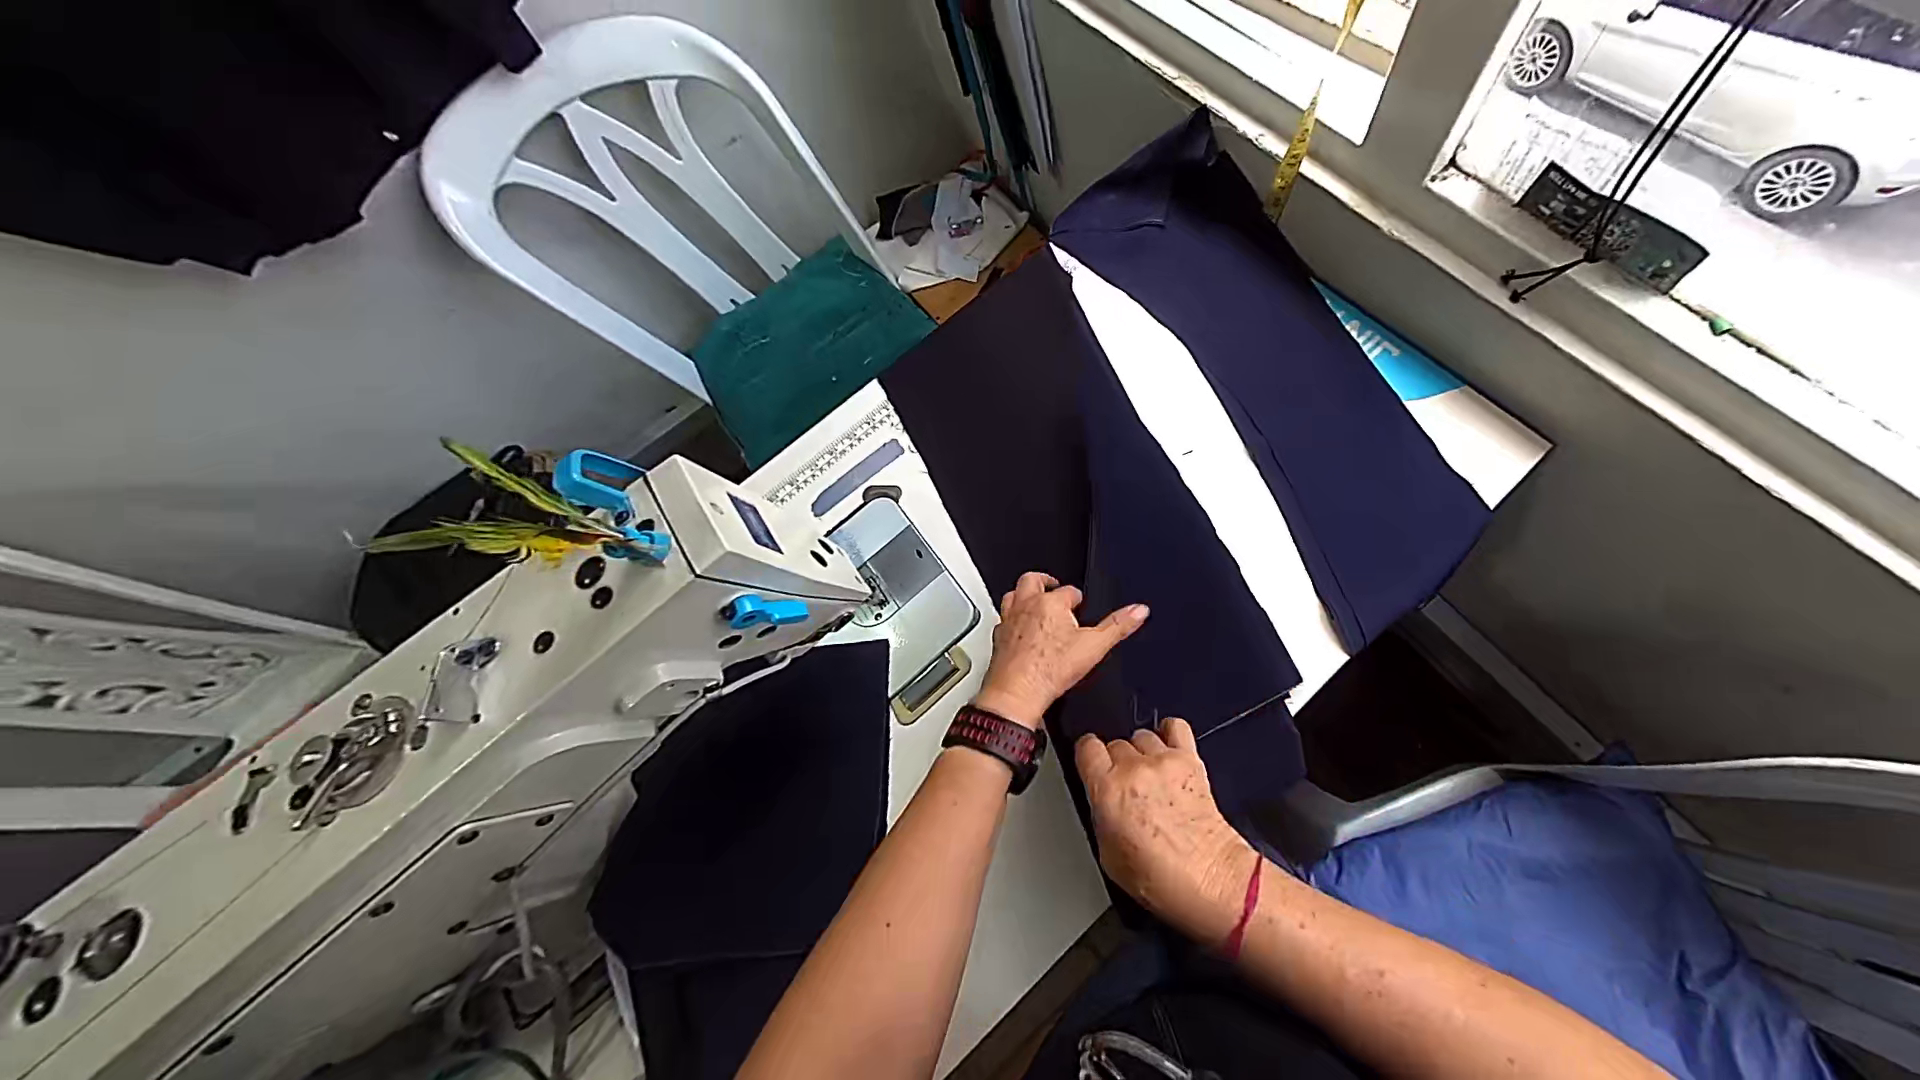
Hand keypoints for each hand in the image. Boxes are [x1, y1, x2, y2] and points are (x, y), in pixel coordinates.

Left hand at [972, 572, 1147, 729]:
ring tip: (1032, 599)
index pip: (1068, 590)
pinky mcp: (998, 637)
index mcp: (1051, 603)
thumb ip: (1118, 626)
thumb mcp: (1095, 647)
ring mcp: (1009, 621)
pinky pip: (1002, 620)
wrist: (1017, 691)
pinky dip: (1010, 620)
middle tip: (1052, 585)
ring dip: (1022, 595)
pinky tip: (1016, 627)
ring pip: (1012, 595)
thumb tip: (1138, 610)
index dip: (1076, 597)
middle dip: (1044, 581)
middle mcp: (1026, 606)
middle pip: (1032, 580)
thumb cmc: (1048, 670)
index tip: (1079, 603)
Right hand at [1075, 719, 1259, 944]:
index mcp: (1107, 790)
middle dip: (1117, 762)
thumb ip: (1099, 812)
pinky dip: (1169, 734)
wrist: (1210, 882)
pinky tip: (1168, 750)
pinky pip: (1175, 727)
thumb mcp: (1106, 853)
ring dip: (1142, 752)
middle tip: (1126, 786)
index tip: (1092, 764)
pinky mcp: (1191, 761)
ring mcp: (1163, 762)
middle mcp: (1133, 770)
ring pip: (1141, 735)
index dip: (1088, 756)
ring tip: (1150, 775)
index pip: (1086, 747)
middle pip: (1114, 743)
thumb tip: (1100, 796)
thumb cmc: (1162, 878)